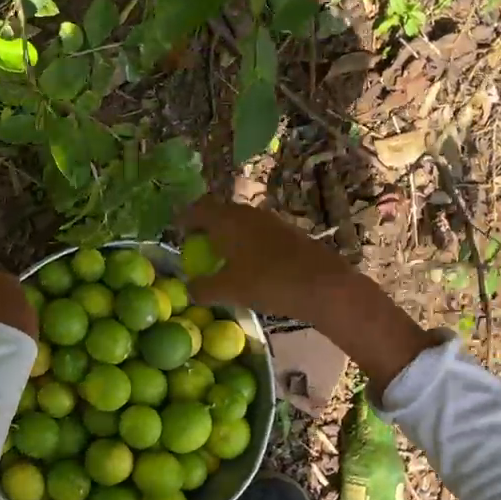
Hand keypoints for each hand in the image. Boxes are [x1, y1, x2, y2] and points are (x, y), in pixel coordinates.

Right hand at [181, 196, 437, 394]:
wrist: (324, 285)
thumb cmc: (268, 282)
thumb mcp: (228, 291)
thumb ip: (203, 289)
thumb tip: (189, 289)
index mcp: (227, 220)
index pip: (198, 209)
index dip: (184, 219)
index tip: (176, 232)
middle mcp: (247, 214)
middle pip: (219, 213)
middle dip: (205, 228)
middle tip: (196, 247)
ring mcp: (271, 221)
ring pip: (240, 223)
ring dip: (227, 236)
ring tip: (221, 258)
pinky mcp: (288, 234)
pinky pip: (257, 233)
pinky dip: (246, 244)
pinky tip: (249, 266)